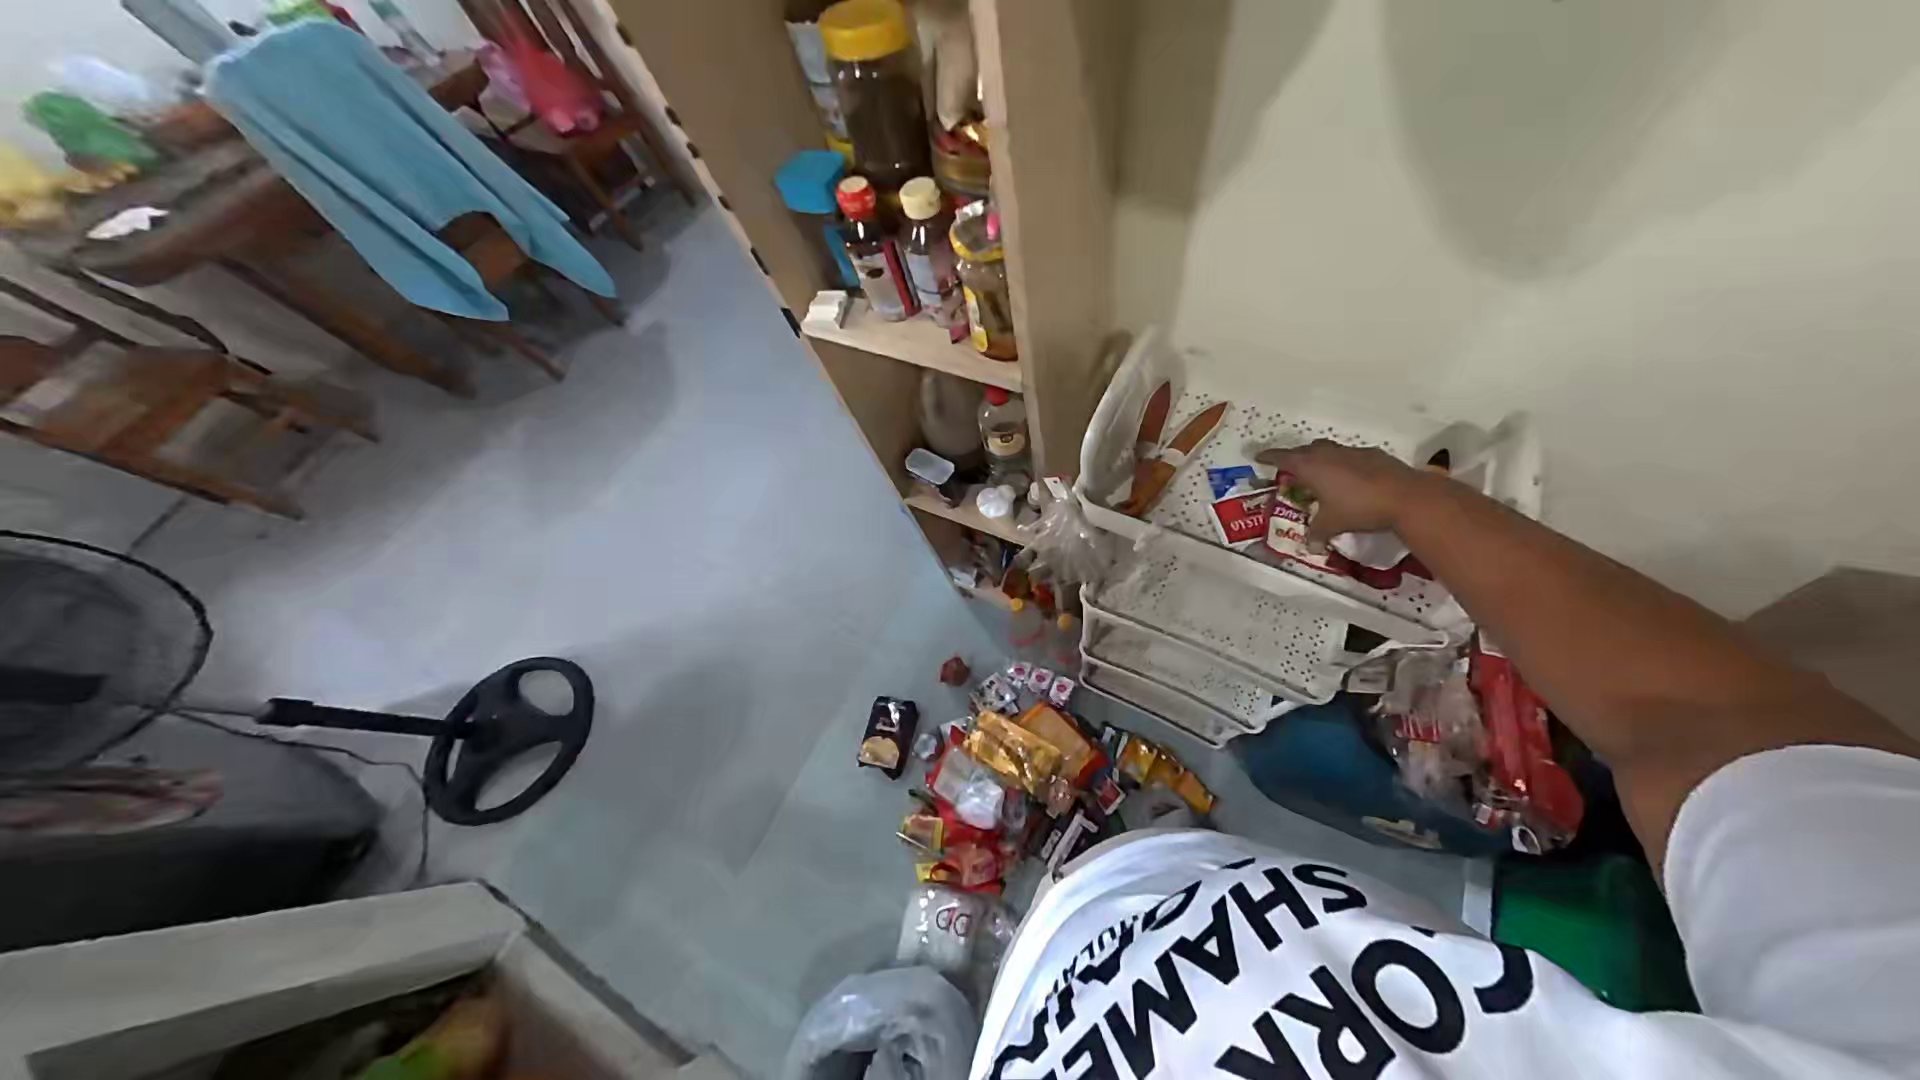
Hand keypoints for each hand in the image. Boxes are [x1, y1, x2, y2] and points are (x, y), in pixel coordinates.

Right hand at [1255, 440, 1426, 547]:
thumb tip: (1311, 547)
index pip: (1282, 458)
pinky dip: (1344, 464)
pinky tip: (1350, 479)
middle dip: (1295, 458)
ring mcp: (1352, 452)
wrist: (1406, 497)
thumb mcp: (1331, 524)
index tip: (1258, 457)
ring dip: (1320, 458)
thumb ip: (1317, 533)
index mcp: (1310, 467)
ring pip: (1328, 450)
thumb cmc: (1358, 508)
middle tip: (1290, 469)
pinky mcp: (1374, 455)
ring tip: (1320, 473)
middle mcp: (1328, 454)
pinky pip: (1350, 456)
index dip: (1268, 457)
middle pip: (1305, 450)